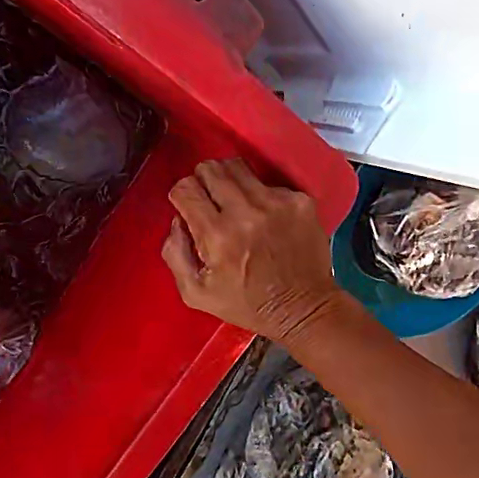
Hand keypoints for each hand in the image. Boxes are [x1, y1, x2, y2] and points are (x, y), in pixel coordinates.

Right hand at [161, 158, 346, 343]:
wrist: (304, 309)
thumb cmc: (245, 304)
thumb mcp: (194, 292)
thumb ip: (174, 253)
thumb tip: (177, 221)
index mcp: (217, 235)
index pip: (186, 189)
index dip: (181, 195)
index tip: (186, 206)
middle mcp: (246, 212)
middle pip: (211, 169)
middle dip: (201, 180)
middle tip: (206, 198)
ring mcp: (277, 203)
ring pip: (238, 168)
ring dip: (228, 180)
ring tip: (231, 200)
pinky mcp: (300, 201)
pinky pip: (267, 183)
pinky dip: (259, 195)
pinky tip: (263, 217)